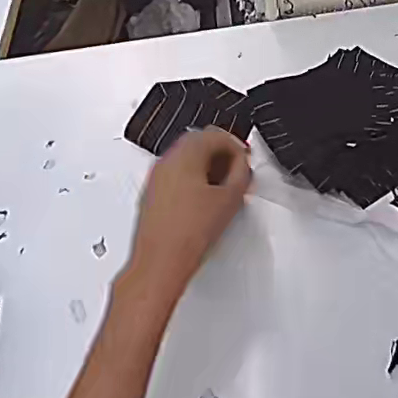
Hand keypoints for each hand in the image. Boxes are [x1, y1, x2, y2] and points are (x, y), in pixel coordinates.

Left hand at [123, 127, 251, 302]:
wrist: (160, 263)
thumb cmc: (187, 234)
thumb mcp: (230, 199)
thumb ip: (241, 174)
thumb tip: (242, 167)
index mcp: (185, 155)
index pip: (215, 134)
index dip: (236, 146)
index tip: (245, 159)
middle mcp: (166, 162)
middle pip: (198, 143)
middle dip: (221, 155)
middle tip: (238, 170)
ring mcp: (156, 178)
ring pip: (186, 160)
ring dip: (207, 168)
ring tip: (225, 188)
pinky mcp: (153, 195)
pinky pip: (176, 177)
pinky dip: (193, 181)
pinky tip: (206, 202)